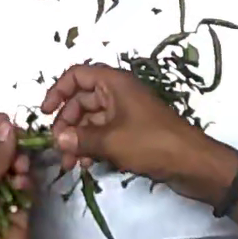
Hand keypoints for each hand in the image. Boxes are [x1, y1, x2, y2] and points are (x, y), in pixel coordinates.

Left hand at [0, 113, 31, 238]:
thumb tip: (8, 126)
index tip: (7, 120)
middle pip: (0, 156)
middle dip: (10, 146)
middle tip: (21, 142)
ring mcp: (1, 201)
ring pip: (15, 171)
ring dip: (19, 164)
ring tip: (21, 168)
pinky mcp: (20, 216)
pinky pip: (26, 192)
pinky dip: (27, 184)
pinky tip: (25, 185)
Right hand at [40, 63, 237, 204]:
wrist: (192, 163)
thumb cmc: (152, 143)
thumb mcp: (112, 141)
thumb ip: (80, 138)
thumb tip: (57, 139)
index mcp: (114, 82)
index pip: (77, 75)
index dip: (58, 91)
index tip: (44, 113)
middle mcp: (118, 91)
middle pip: (81, 98)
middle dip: (66, 121)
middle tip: (57, 146)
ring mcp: (126, 111)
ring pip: (91, 118)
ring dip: (78, 137)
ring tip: (69, 162)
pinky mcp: (132, 130)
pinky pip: (104, 132)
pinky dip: (92, 144)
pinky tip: (85, 163)